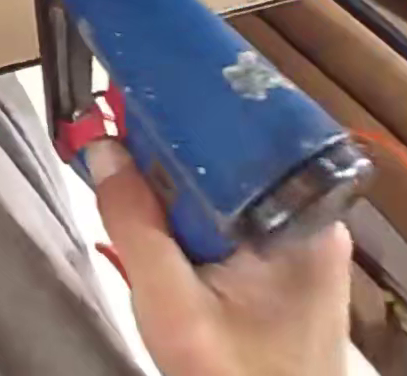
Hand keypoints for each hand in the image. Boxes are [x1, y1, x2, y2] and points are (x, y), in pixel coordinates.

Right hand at [87, 140, 352, 375]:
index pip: (235, 136)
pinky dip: (182, 208)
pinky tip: (153, 219)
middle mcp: (307, 214)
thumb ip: (135, 223)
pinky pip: (221, 208)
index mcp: (302, 217)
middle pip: (223, 155)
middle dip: (163, 151)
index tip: (127, 96)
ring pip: (216, 181)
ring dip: (168, 182)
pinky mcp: (278, 257)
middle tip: (112, 144)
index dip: (177, 114)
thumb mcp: (173, 309)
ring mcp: (294, 236)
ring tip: (124, 178)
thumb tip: (100, 143)